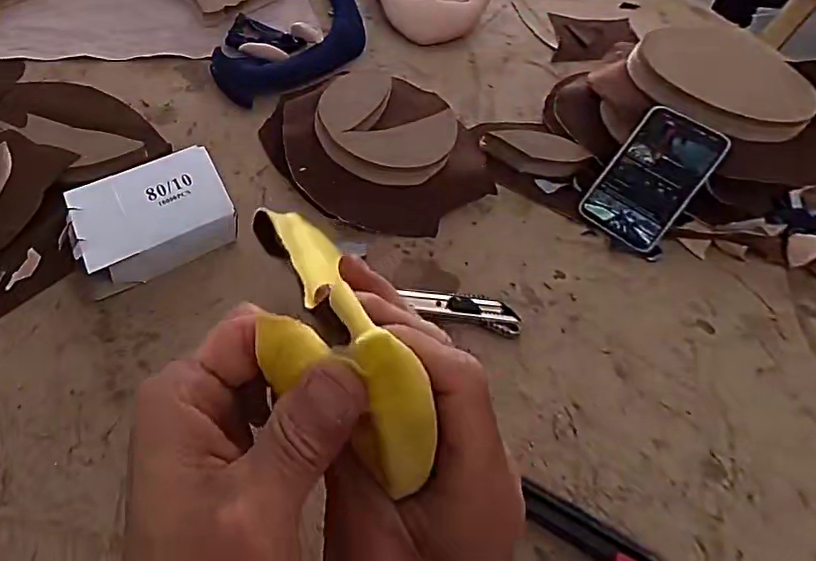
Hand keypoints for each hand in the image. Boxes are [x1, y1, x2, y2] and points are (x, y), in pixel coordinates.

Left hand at [126, 305, 367, 560]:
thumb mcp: (254, 509)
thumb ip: (300, 434)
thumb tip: (349, 364)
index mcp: (180, 394)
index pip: (250, 330)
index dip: (302, 341)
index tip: (353, 365)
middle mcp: (193, 398)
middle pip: (266, 350)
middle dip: (315, 368)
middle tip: (366, 390)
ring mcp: (211, 426)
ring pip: (277, 380)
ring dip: (318, 395)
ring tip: (358, 412)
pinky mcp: (232, 454)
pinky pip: (278, 414)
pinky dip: (311, 421)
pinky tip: (336, 439)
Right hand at [322, 255, 523, 560]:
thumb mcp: (367, 537)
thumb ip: (352, 458)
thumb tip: (328, 382)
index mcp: (482, 479)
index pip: (461, 382)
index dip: (411, 345)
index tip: (355, 330)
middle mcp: (487, 453)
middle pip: (448, 363)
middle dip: (394, 319)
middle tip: (342, 284)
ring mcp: (471, 449)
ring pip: (435, 367)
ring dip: (391, 324)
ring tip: (350, 280)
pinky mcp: (449, 451)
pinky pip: (423, 391)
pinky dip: (389, 358)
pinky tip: (361, 332)